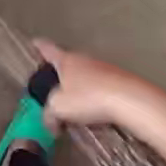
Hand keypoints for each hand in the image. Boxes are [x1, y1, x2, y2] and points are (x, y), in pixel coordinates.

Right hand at [35, 39, 165, 129]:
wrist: (132, 101)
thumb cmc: (88, 98)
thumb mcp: (59, 108)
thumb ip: (48, 114)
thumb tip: (50, 123)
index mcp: (66, 60)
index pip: (47, 49)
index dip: (39, 46)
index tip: (34, 42)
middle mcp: (84, 59)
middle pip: (68, 62)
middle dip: (60, 73)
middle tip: (53, 87)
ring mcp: (105, 68)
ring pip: (86, 75)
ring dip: (80, 87)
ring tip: (76, 106)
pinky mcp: (121, 81)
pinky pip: (102, 87)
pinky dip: (96, 96)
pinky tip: (97, 111)